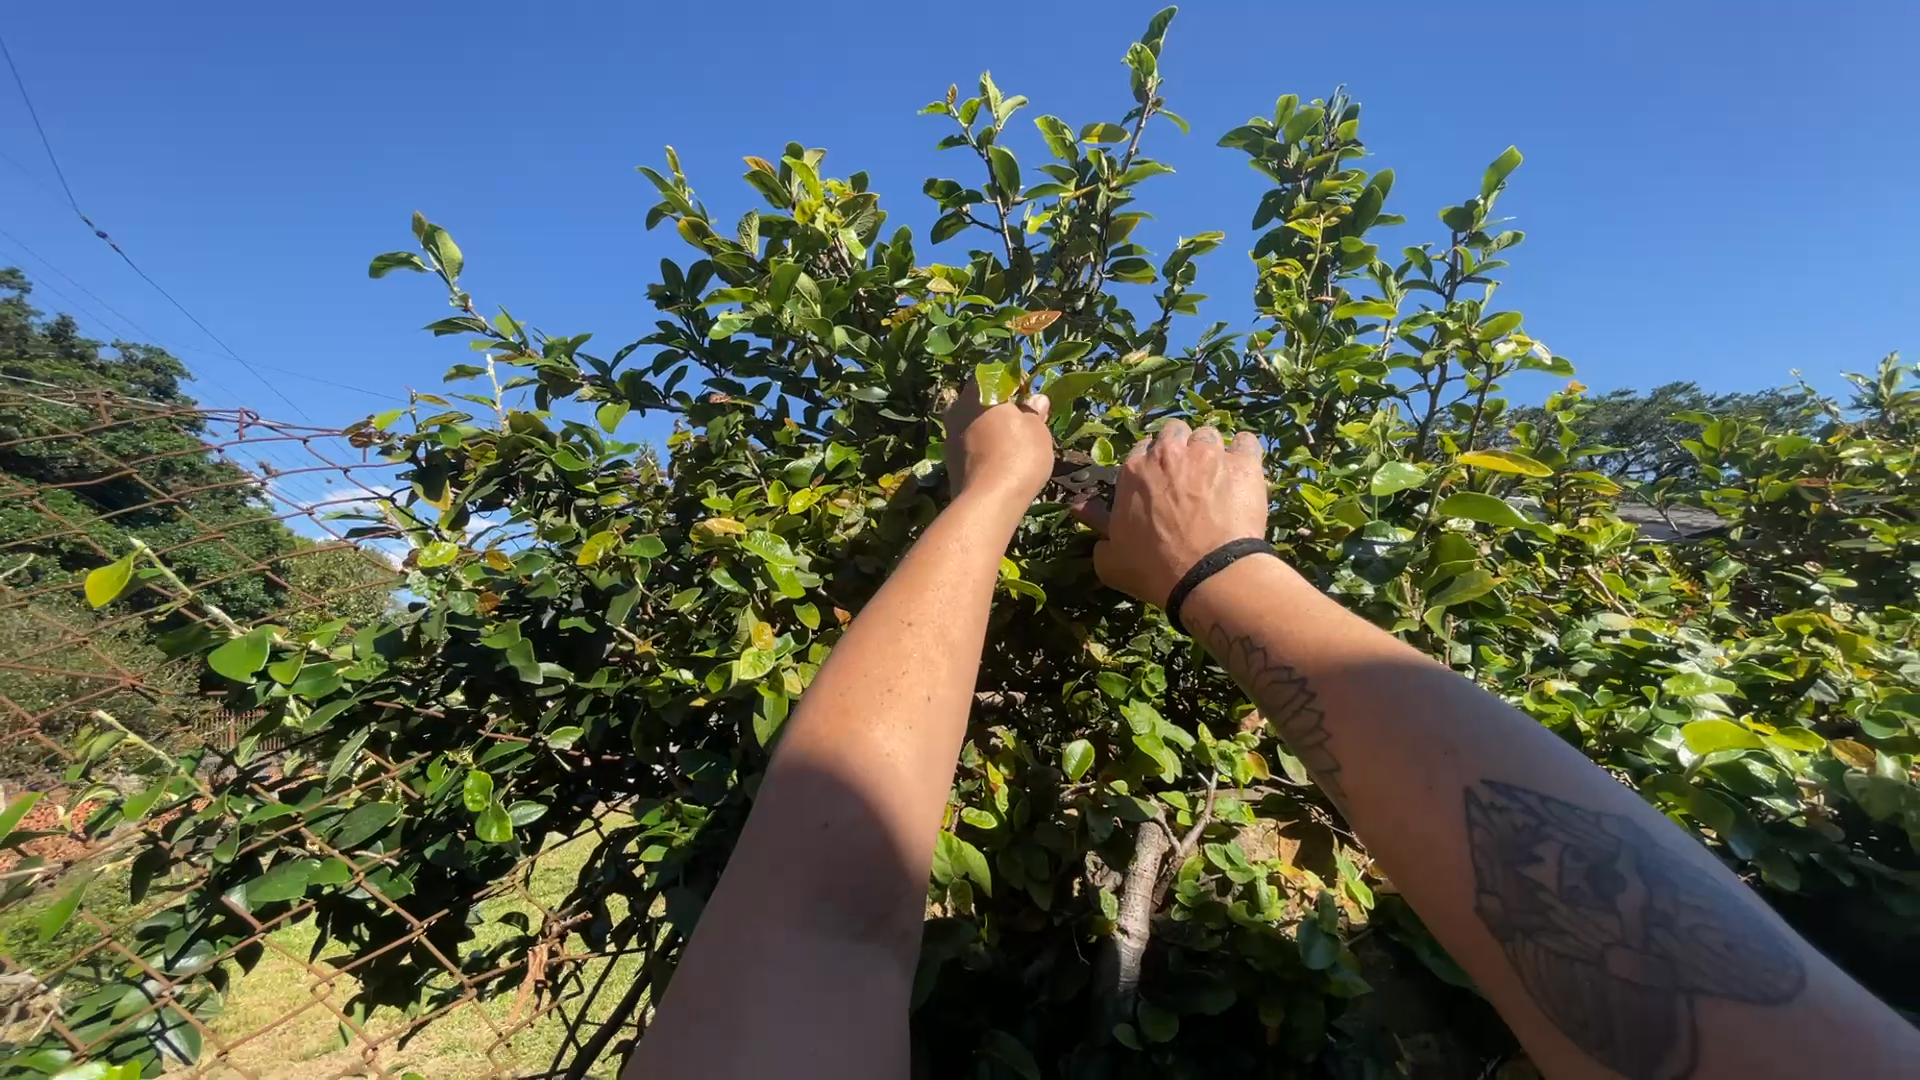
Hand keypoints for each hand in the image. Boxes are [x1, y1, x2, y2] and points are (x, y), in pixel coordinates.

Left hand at [944, 377, 1054, 503]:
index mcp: (978, 393)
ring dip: (989, 428)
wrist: (988, 502)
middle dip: (999, 407)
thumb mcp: (1038, 430)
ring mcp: (949, 437)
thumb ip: (1034, 411)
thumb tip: (1036, 399)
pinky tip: (998, 460)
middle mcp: (957, 410)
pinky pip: (968, 446)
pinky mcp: (949, 461)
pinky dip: (982, 448)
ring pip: (972, 424)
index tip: (1029, 395)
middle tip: (1022, 420)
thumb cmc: (1018, 456)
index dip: (1014, 382)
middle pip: (980, 401)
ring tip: (1012, 443)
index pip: (994, 375)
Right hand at [1067, 419, 1268, 606]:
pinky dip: (1244, 453)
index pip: (1140, 451)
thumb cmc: (1154, 569)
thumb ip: (1096, 525)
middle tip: (1186, 477)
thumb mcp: (1111, 556)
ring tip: (1216, 476)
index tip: (1158, 484)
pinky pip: (1246, 442)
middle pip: (1173, 433)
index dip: (1150, 466)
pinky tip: (1242, 472)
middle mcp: (1168, 453)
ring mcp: (1208, 454)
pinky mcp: (1243, 463)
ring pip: (1208, 435)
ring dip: (1209, 450)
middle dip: (1178, 449)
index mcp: (1134, 471)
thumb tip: (1078, 507)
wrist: (1207, 575)